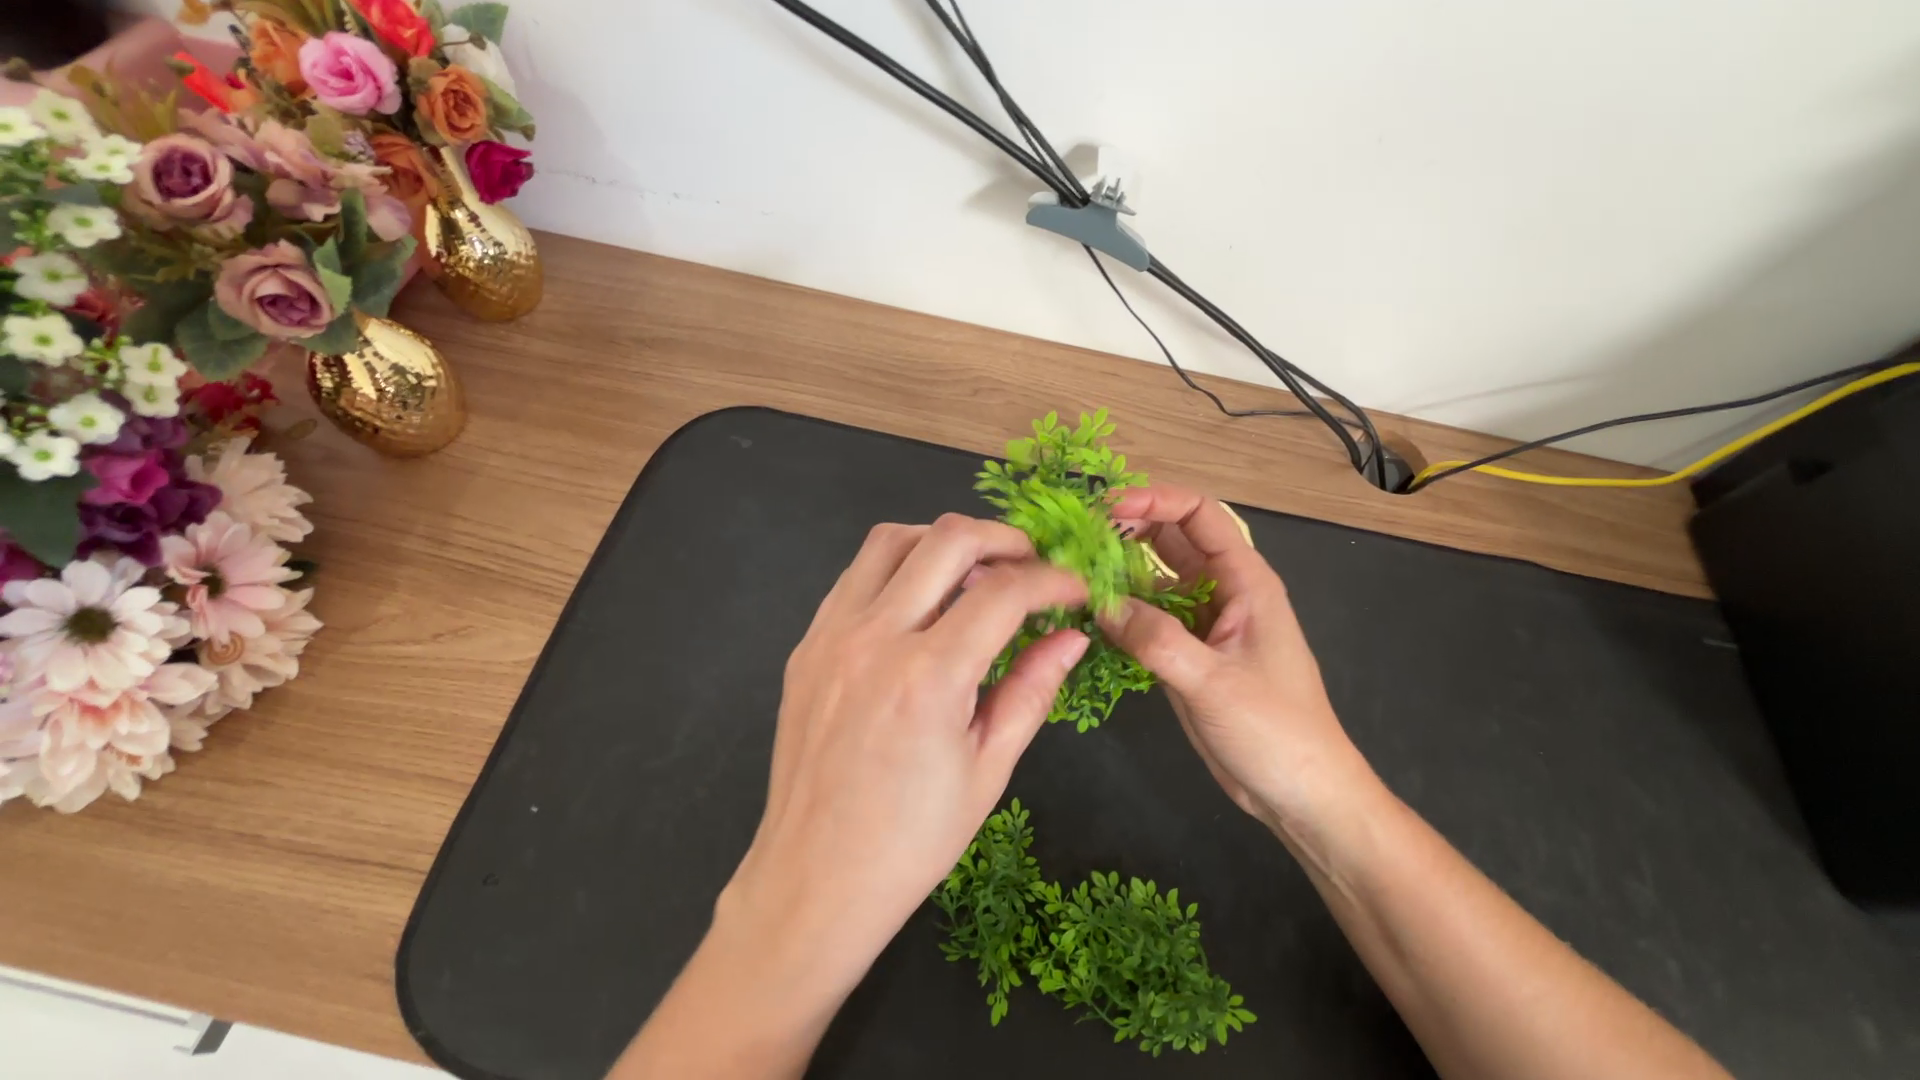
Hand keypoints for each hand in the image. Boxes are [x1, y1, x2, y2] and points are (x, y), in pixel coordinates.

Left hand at [718, 513, 1089, 1000]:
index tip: (1076, 591)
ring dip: (942, 541)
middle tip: (1033, 564)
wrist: (814, 878)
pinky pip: (853, 578)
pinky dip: (896, 569)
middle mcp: (874, 637)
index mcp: (929, 676)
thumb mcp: (988, 768)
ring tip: (975, 573)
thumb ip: (1031, 689)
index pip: (1004, 592)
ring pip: (890, 540)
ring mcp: (830, 636)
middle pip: (947, 539)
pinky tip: (919, 602)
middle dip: (1003, 538)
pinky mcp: (805, 646)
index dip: (1053, 582)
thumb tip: (1071, 636)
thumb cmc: (913, 839)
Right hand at [1100, 485, 1379, 835]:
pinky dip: (1119, 612)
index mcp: (1244, 581)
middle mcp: (1222, 592)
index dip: (1154, 501)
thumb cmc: (1275, 730)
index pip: (1199, 515)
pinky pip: (1147, 618)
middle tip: (1075, 540)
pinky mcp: (1186, 654)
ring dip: (1117, 572)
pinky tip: (1086, 615)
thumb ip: (1156, 639)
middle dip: (1126, 531)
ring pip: (1154, 580)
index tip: (1106, 510)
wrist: (1299, 792)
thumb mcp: (1213, 682)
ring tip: (1070, 573)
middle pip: (1170, 540)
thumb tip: (1099, 603)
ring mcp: (1202, 624)